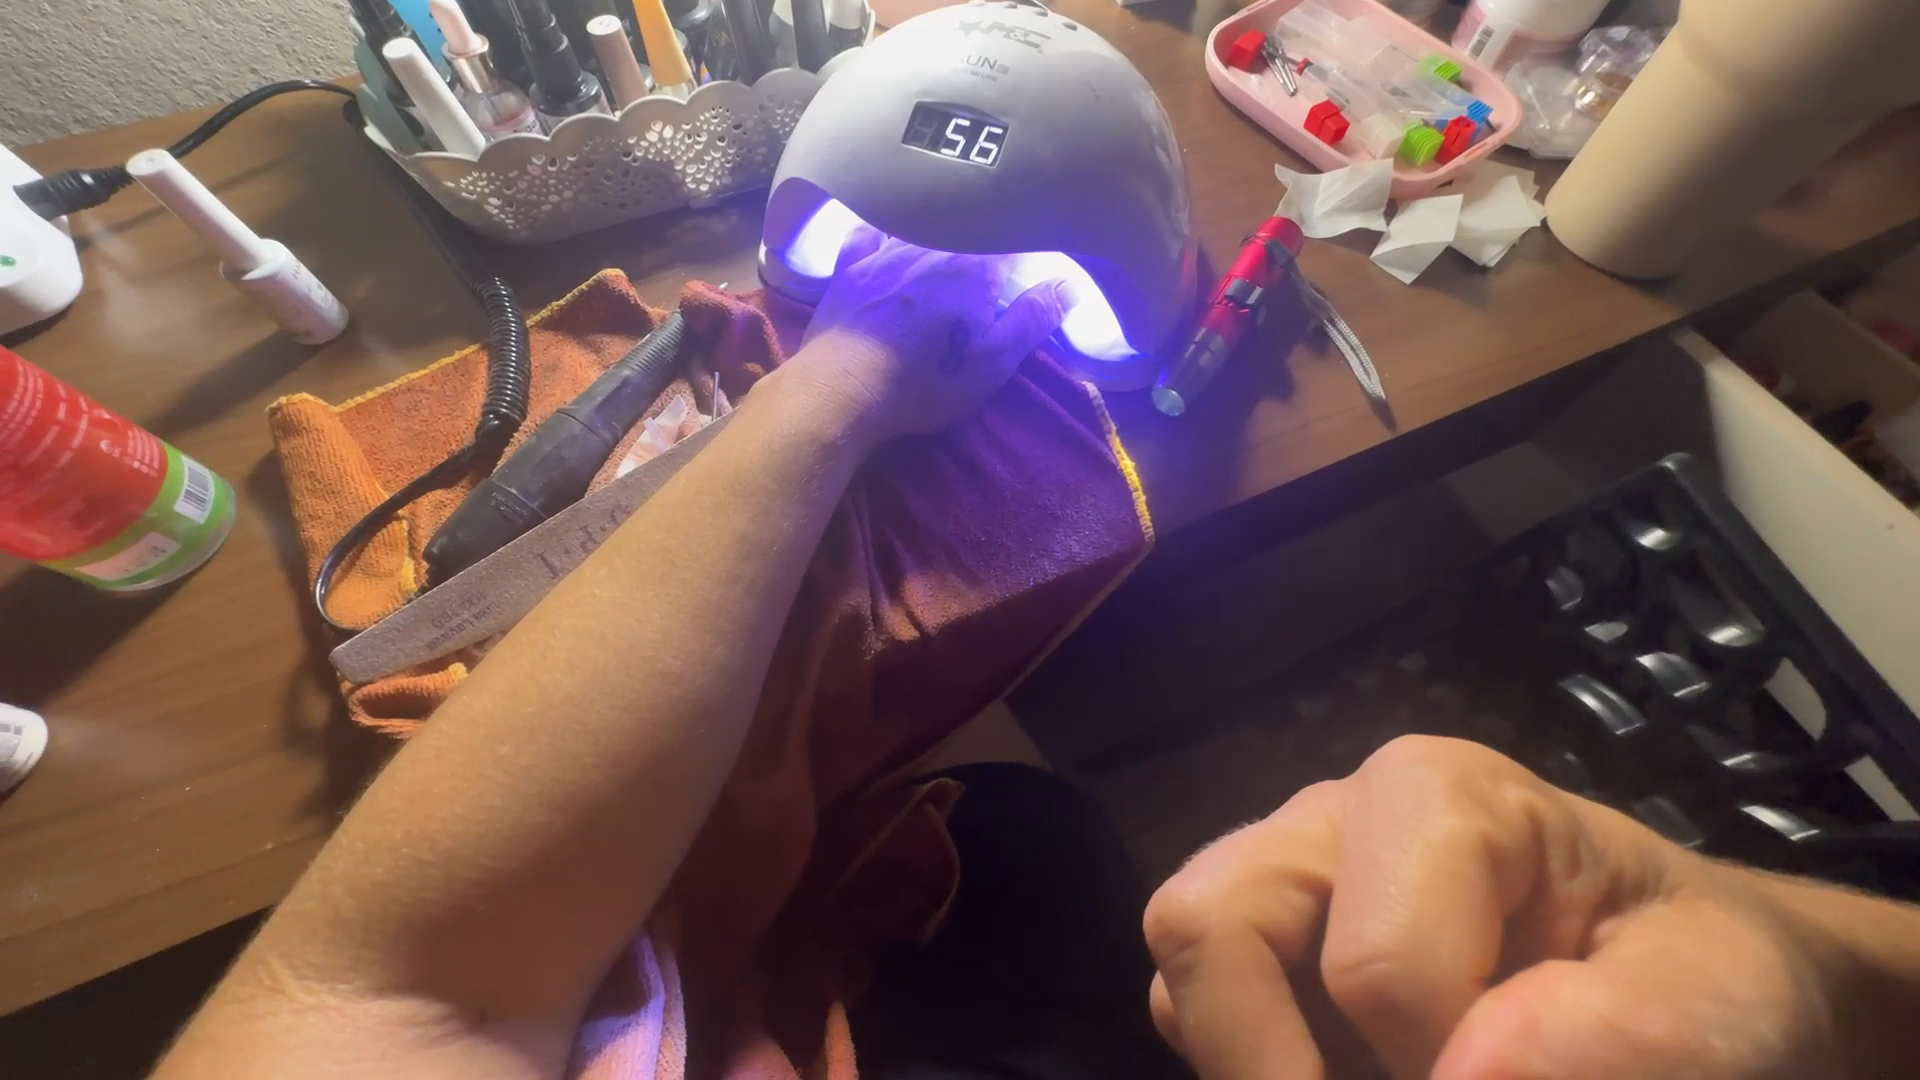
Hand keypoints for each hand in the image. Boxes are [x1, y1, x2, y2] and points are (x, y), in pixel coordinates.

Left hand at [782, 229, 1066, 439]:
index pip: (1011, 242)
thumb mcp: (993, 362)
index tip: (1030, 262)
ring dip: (937, 232)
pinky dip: (882, 234)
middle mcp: (931, 247)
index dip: (1024, 250)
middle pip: (967, 231)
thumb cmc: (926, 381)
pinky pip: (869, 236)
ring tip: (946, 240)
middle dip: (984, 239)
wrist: (844, 387)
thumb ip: (1033, 320)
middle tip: (992, 253)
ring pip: (920, 227)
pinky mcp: (849, 270)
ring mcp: (885, 254)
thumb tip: (1069, 286)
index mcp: (974, 267)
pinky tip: (885, 237)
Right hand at [1143, 735, 1919, 1078]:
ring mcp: (1278, 862)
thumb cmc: (1702, 967)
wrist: (1669, 959)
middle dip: (1257, 1065)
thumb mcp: (1721, 1001)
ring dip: (1245, 1059)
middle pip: (1204, 920)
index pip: (1373, 967)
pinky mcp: (1258, 916)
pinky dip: (1240, 1053)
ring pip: (1182, 951)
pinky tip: (1327, 1069)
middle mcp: (1323, 813)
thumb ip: (1620, 1041)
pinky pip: (1189, 987)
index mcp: (1430, 793)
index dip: (1445, 1075)